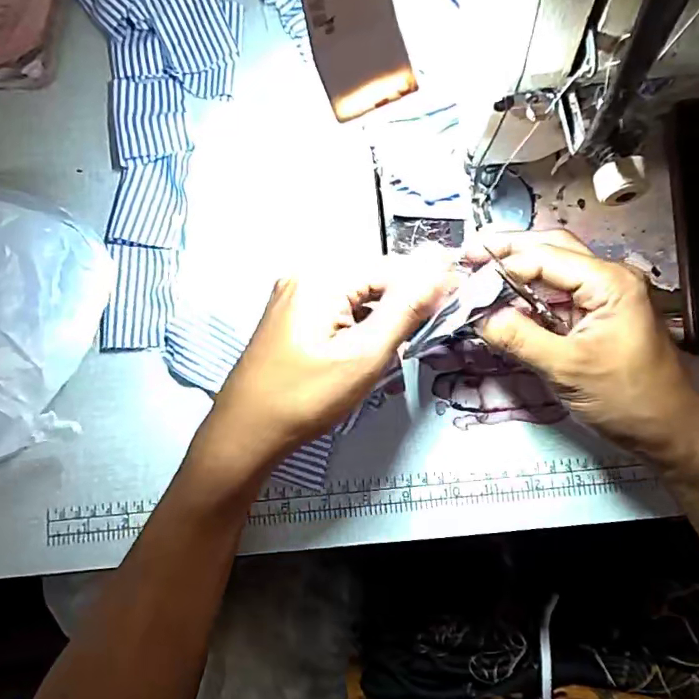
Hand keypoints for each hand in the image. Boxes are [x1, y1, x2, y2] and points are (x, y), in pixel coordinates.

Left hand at [203, 257, 450, 475]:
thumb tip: (439, 265)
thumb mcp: (366, 354)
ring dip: (384, 325)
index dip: (428, 288)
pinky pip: (342, 312)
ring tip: (389, 360)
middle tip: (416, 346)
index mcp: (323, 276)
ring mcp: (296, 296)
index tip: (452, 311)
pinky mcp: (294, 317)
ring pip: (361, 299)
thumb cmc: (303, 397)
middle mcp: (307, 276)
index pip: (394, 267)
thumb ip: (406, 307)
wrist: (245, 433)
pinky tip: (367, 359)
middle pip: (377, 281)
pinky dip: (361, 332)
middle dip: (403, 311)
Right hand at [470, 230, 698, 467]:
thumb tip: (478, 314)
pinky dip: (534, 298)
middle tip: (469, 255)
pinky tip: (508, 302)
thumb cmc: (626, 398)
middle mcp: (611, 279)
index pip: (546, 257)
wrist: (668, 430)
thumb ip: (520, 337)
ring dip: (520, 274)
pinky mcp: (602, 318)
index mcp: (610, 282)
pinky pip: (562, 299)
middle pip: (553, 251)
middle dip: (510, 253)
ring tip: (481, 275)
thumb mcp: (567, 369)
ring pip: (556, 273)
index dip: (503, 264)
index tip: (466, 275)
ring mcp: (608, 298)